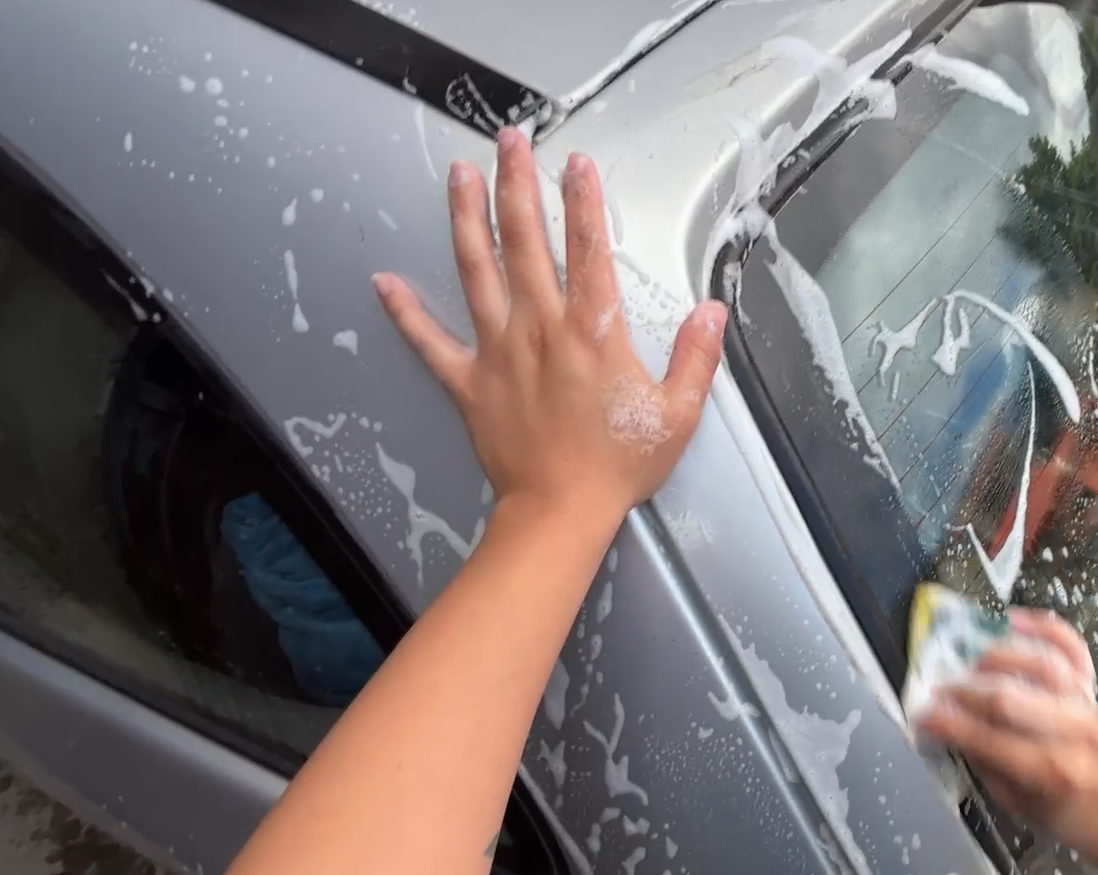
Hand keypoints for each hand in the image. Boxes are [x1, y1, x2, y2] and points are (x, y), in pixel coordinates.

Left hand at [373, 129, 727, 527]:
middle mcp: (541, 328)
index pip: (589, 249)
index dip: (584, 201)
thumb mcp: (677, 415)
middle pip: (525, 241)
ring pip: (477, 271)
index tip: (577, 163)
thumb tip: (712, 311)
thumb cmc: (619, 465)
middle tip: (510, 142)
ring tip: (459, 175)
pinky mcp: (471, 382)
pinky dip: (407, 313)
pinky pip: (432, 341)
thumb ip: (696, 358)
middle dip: (518, 184)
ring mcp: (500, 351)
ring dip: (467, 218)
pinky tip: (386, 283)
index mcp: (593, 332)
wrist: (562, 510)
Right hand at [914, 608, 1097, 862]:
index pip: (989, 741)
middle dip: (965, 692)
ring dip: (997, 657)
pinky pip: (1071, 647)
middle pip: (1010, 697)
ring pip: (1040, 665)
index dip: (950, 725)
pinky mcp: (1090, 688)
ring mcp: (1085, 704)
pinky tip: (1013, 619)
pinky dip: (1044, 627)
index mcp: (1050, 771)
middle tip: (939, 690)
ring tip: (969, 661)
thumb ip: (981, 758)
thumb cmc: (1061, 813)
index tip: (921, 714)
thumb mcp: (1013, 801)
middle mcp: (1071, 731)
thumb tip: (945, 724)